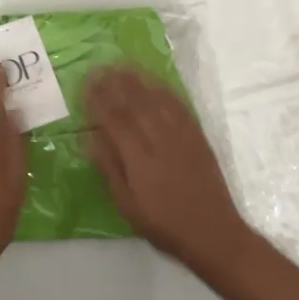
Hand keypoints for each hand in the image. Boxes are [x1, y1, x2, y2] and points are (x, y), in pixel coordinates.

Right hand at [84, 68, 254, 272]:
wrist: (213, 233)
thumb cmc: (164, 225)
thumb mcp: (128, 205)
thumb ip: (109, 169)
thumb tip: (89, 138)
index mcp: (139, 159)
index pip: (114, 120)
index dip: (98, 100)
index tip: (85, 84)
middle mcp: (160, 141)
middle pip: (135, 103)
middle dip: (116, 83)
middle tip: (99, 67)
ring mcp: (182, 137)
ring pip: (157, 100)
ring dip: (138, 80)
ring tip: (122, 65)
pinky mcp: (198, 137)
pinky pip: (180, 107)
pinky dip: (165, 91)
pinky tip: (155, 82)